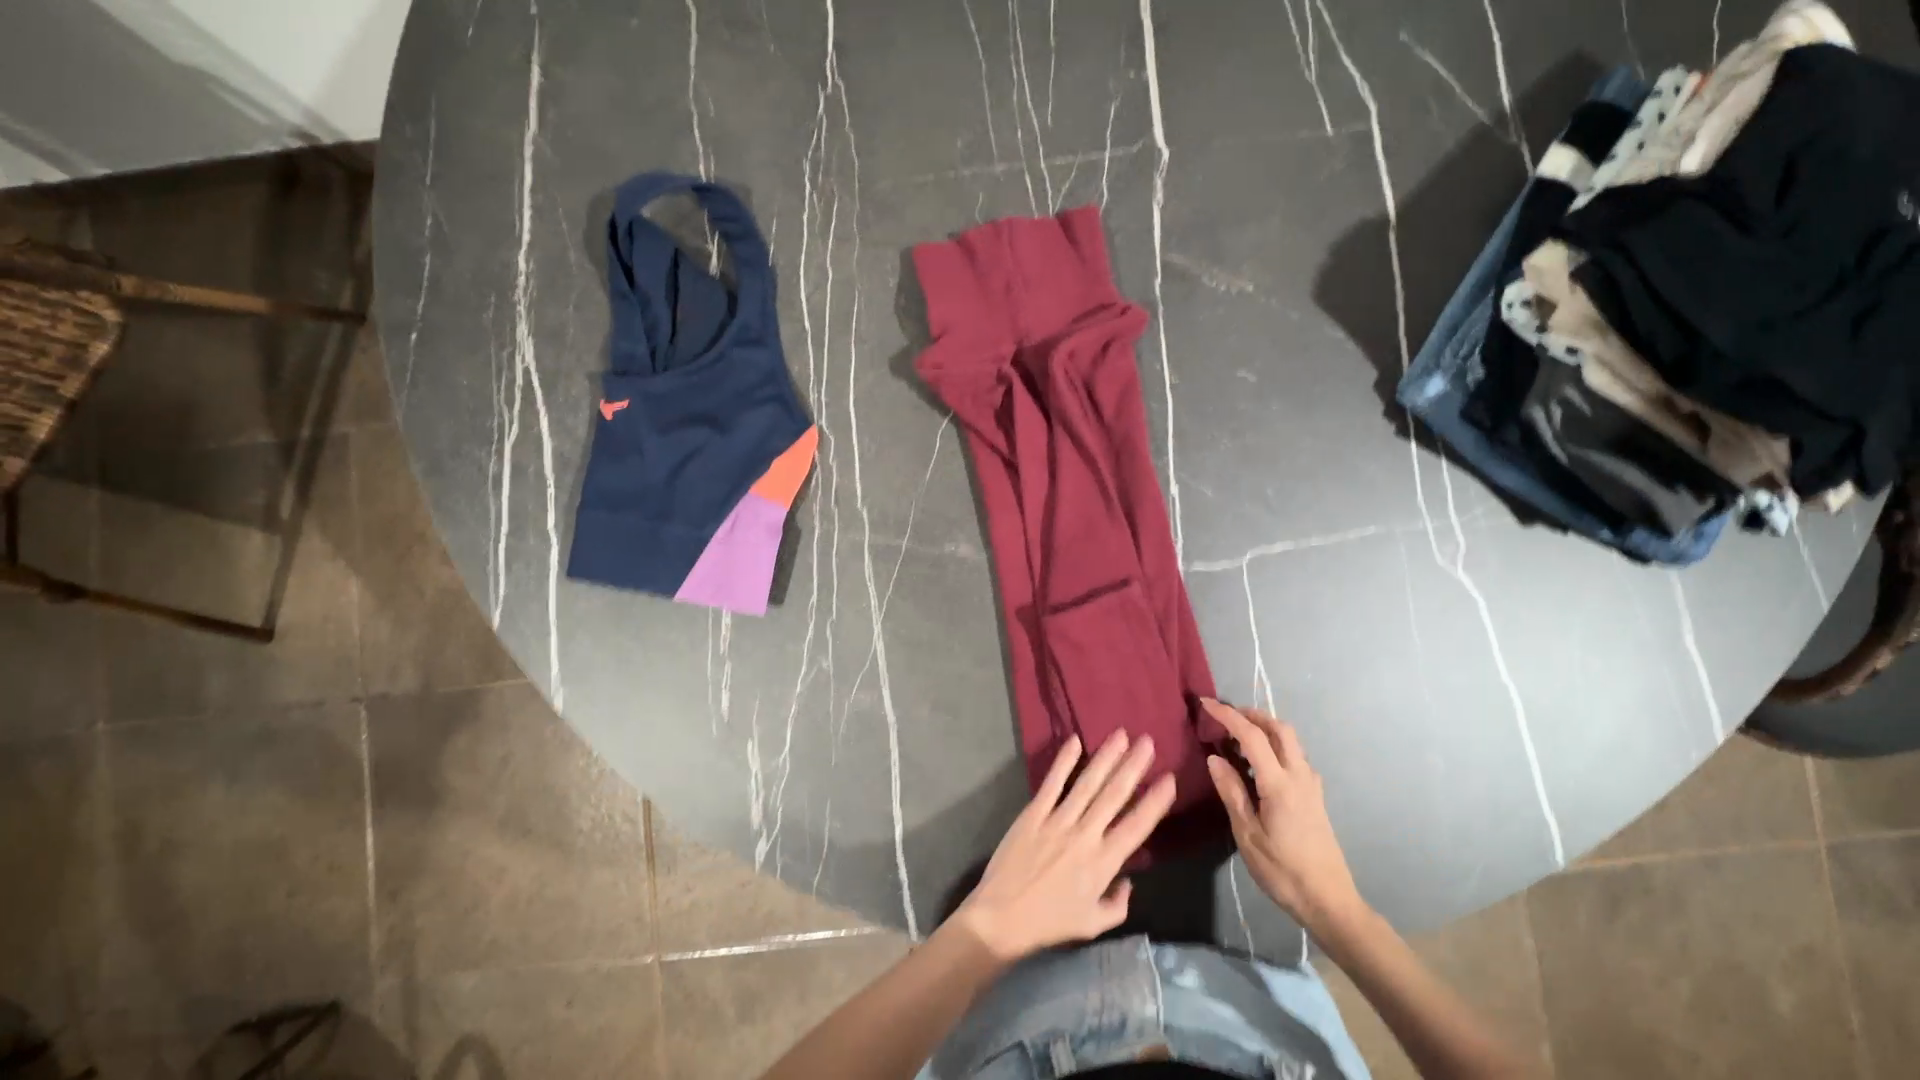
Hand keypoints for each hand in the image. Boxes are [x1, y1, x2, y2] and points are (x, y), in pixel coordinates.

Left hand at [951, 733, 1176, 962]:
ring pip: (1087, 784)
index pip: (1137, 826)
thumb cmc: (1049, 924)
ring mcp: (1057, 822)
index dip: (1155, 802)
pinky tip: (1075, 741)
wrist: (1001, 918)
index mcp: (1103, 863)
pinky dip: (1064, 762)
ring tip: (1121, 735)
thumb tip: (1128, 881)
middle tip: (1148, 742)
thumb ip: (1118, 904)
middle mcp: (1084, 836)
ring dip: (1106, 757)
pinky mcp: (1032, 815)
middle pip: (1114, 795)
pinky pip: (1051, 784)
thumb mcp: (1094, 925)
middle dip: (1133, 767)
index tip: (1169, 779)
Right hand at [1203, 699, 1366, 934]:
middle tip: (1225, 716)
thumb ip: (1232, 792)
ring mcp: (1311, 786)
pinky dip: (1275, 748)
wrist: (1328, 899)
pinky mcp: (1315, 797)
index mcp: (1280, 784)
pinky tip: (1258, 766)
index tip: (1206, 705)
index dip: (1228, 716)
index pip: (1253, 736)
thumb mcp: (1247, 834)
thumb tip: (1215, 758)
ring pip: (1290, 742)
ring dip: (1265, 730)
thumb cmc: (1282, 870)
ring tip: (1236, 739)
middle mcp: (1300, 776)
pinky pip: (1294, 758)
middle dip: (1252, 715)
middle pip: (1280, 729)